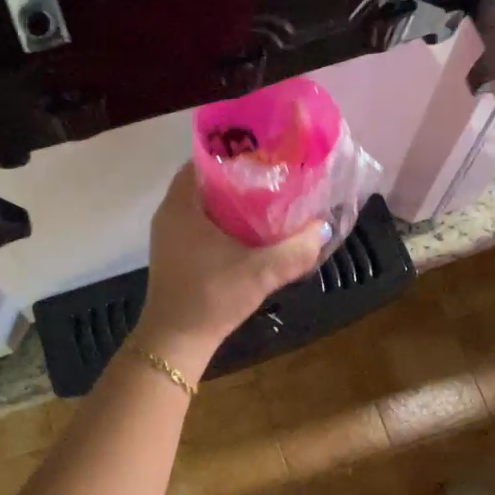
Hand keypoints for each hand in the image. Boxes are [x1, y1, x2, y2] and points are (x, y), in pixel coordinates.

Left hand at [136, 166, 325, 374]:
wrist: (175, 343)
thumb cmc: (210, 298)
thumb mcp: (260, 272)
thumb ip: (295, 249)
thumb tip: (323, 228)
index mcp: (181, 204)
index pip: (206, 157)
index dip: (237, 151)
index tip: (268, 154)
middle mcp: (170, 213)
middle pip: (207, 180)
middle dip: (241, 176)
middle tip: (276, 176)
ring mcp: (170, 235)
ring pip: (205, 204)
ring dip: (234, 201)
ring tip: (270, 201)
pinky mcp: (175, 255)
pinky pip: (202, 224)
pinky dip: (225, 222)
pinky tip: (252, 233)